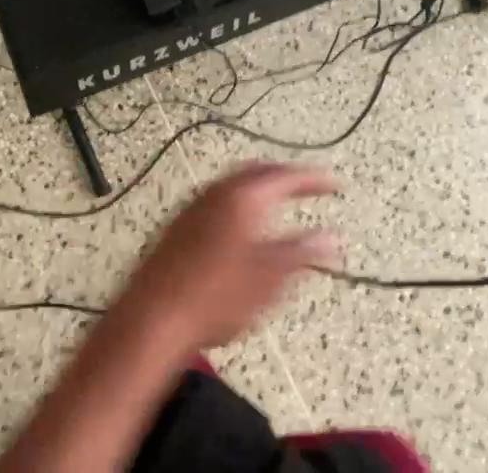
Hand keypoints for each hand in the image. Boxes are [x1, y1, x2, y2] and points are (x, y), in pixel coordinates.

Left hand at [112, 163, 339, 350]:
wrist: (154, 316)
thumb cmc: (216, 298)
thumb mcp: (269, 280)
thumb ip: (301, 254)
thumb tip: (330, 239)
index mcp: (241, 198)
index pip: (284, 176)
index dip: (312, 179)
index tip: (333, 182)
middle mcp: (214, 192)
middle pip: (254, 172)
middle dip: (282, 176)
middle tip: (305, 186)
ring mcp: (191, 206)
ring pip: (231, 184)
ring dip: (257, 188)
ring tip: (278, 202)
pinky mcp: (177, 225)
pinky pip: (214, 200)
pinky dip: (237, 202)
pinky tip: (242, 225)